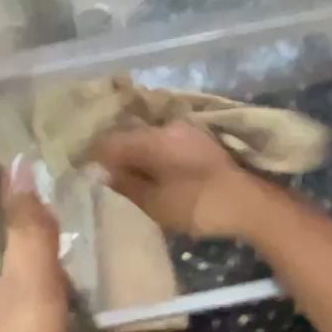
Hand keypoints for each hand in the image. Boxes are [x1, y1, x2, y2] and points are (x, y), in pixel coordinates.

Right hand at [91, 123, 275, 238]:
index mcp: (154, 138)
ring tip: (124, 174)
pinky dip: (153, 155)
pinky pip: (166, 143)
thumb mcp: (156, 203)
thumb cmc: (199, 205)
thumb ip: (127, 184)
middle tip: (99, 171)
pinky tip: (150, 171)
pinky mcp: (202, 142)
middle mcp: (169, 126)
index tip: (80, 167)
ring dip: (135, 153)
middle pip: (130, 134)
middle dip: (113, 152)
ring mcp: (189, 131)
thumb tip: (104, 172)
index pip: (110, 140)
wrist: (251, 205)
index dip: (92, 154)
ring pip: (149, 138)